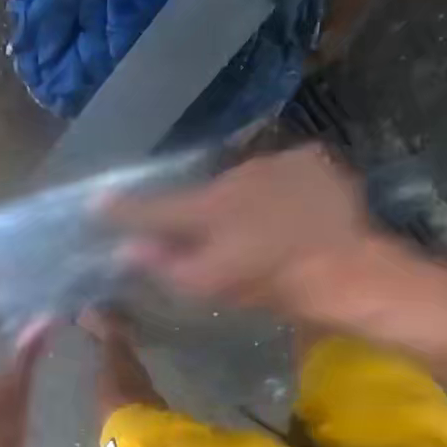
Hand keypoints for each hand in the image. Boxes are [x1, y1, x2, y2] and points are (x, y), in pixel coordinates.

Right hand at [103, 143, 403, 315]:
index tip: (97, 203)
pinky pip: (283, 173)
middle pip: (204, 194)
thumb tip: (126, 248)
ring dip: (247, 201)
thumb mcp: (211, 285)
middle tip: (219, 238)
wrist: (349, 272)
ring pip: (245, 181)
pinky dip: (281, 192)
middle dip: (205, 213)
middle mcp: (234, 175)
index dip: (122, 209)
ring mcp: (276, 162)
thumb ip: (164, 264)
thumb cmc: (273, 285)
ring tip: (266, 229)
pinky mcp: (311, 161)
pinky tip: (294, 214)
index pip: (153, 208)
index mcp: (205, 209)